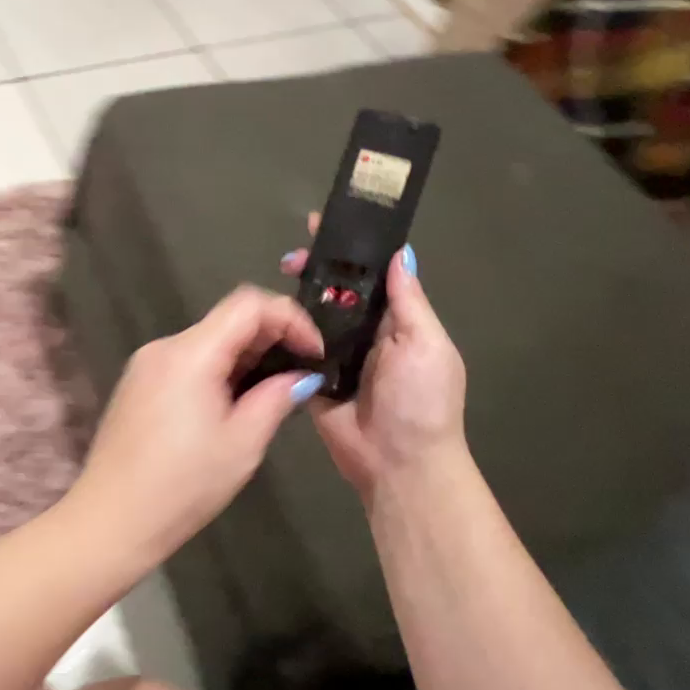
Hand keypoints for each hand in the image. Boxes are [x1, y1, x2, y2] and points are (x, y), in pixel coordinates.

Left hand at [67, 287, 324, 562]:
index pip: (247, 303)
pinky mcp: (138, 384)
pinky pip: (187, 362)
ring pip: (207, 342)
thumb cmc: (183, 485)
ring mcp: (146, 364)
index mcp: (189, 353)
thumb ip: (276, 399)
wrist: (111, 518)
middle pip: (227, 321)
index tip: (315, 353)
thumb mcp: (242, 444)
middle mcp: (164, 347)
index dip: (290, 318)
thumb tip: (301, 376)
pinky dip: (217, 371)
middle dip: (270, 340)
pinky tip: (233, 405)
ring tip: (272, 395)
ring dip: (245, 358)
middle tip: (302, 376)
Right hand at [281, 217, 467, 500]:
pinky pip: (292, 348)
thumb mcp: (426, 344)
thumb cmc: (421, 402)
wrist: (398, 464)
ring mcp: (333, 355)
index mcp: (395, 322)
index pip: (369, 275)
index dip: (348, 250)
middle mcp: (363, 333)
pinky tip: (263, 313)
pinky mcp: (308, 377)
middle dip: (314, 269)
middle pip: (334, 291)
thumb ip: (409, 301)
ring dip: (294, 294)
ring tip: (277, 279)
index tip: (321, 225)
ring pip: (309, 315)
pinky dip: (280, 331)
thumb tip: (401, 252)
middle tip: (290, 258)